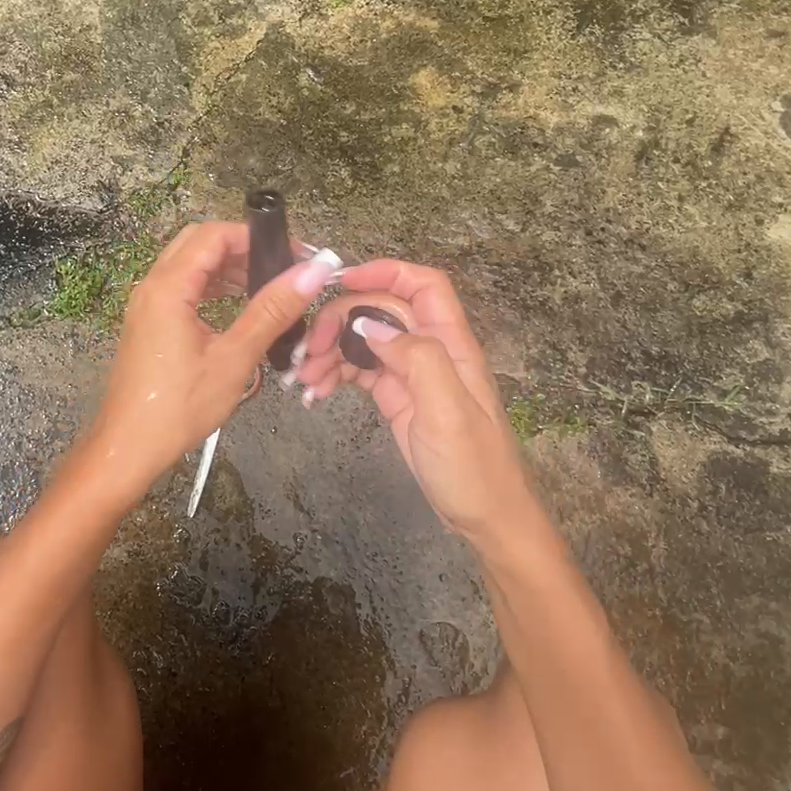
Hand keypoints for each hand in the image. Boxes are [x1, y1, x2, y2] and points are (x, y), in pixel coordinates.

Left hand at [77, 221, 342, 502]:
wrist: (129, 445)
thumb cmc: (180, 406)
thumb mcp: (234, 358)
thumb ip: (272, 310)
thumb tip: (313, 271)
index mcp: (167, 287)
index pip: (213, 235)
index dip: (255, 237)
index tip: (294, 254)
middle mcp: (151, 286)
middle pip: (198, 243)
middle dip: (242, 248)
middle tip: (282, 268)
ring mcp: (145, 304)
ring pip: (189, 265)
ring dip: (227, 268)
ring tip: (269, 288)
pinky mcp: (148, 322)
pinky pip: (181, 288)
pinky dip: (211, 287)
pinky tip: (239, 306)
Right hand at [292, 259, 541, 544]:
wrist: (484, 518)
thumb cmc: (474, 467)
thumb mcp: (448, 413)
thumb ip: (417, 359)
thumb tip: (372, 326)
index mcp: (451, 345)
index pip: (423, 286)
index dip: (385, 272)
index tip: (340, 283)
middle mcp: (430, 351)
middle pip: (380, 311)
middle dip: (340, 321)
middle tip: (309, 351)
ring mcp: (410, 373)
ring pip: (363, 339)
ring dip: (330, 351)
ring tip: (305, 378)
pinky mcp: (394, 395)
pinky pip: (357, 370)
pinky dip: (333, 375)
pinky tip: (315, 393)